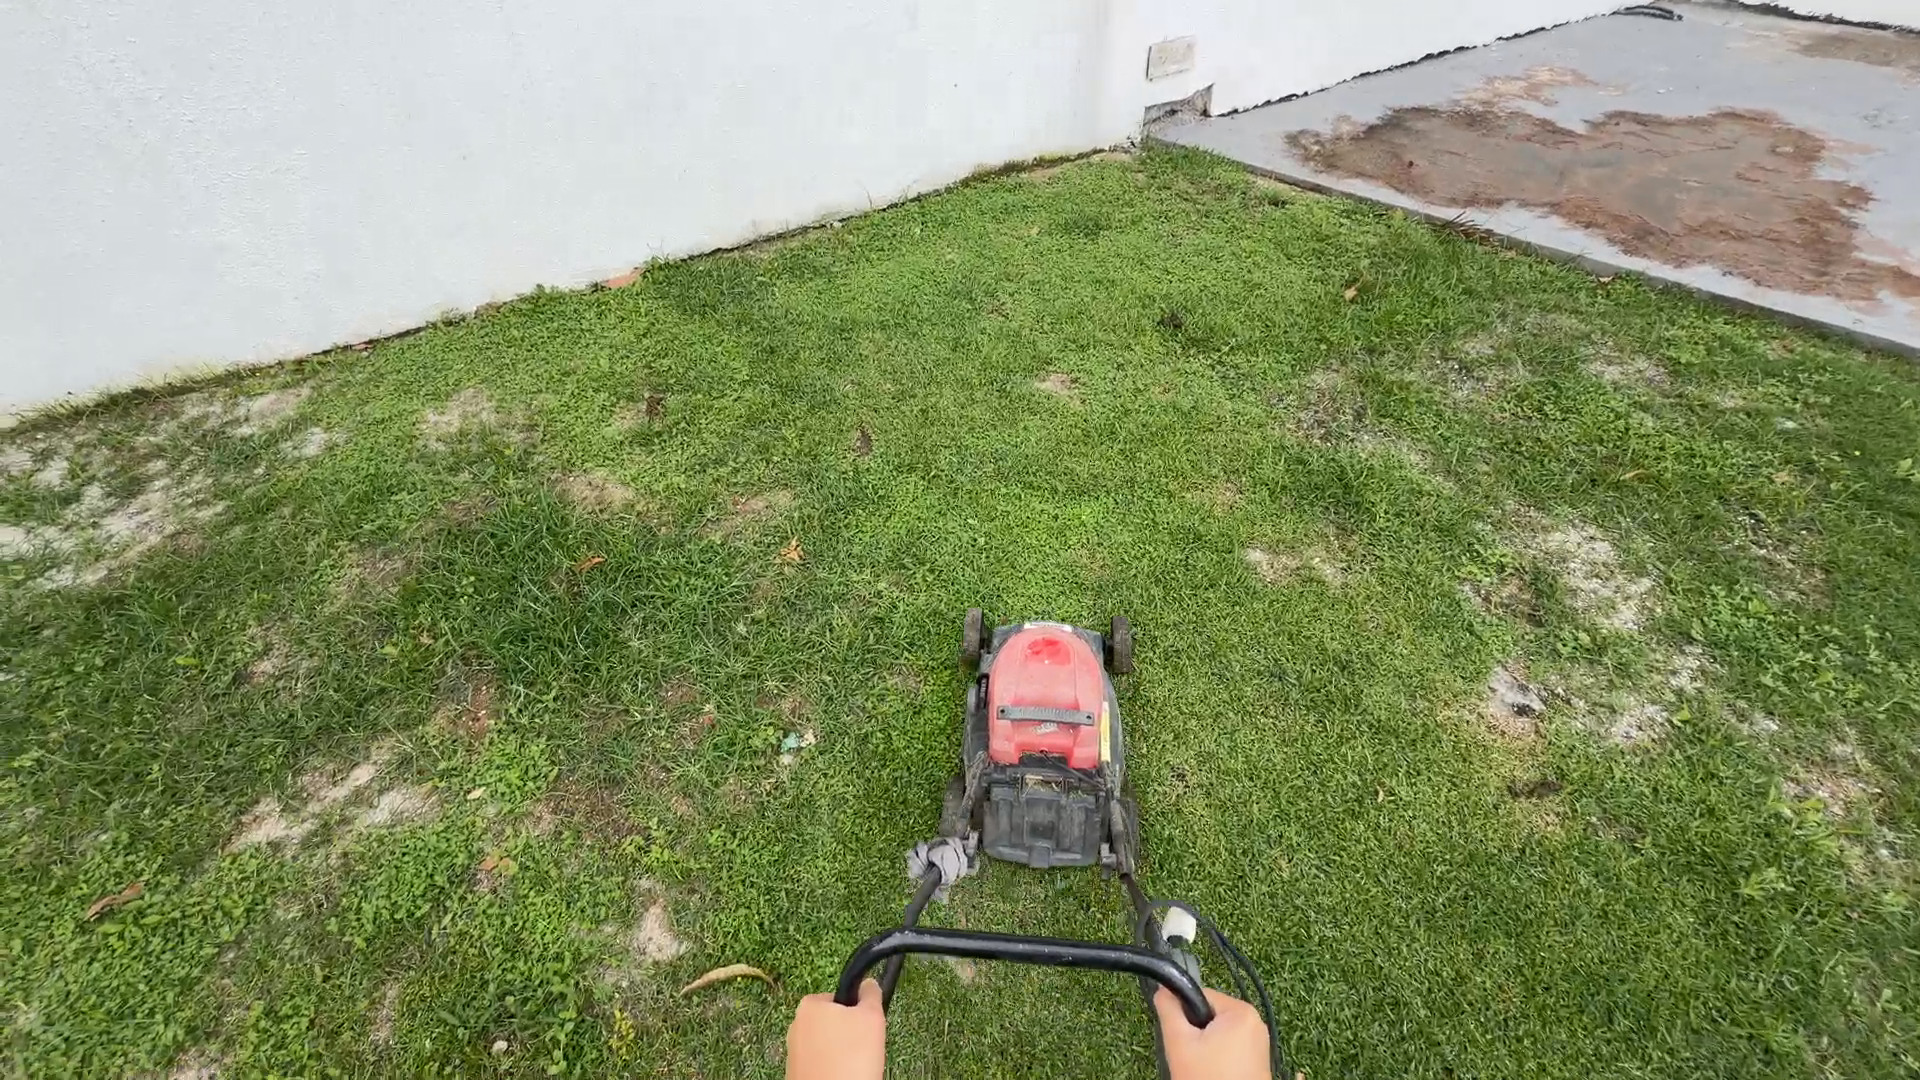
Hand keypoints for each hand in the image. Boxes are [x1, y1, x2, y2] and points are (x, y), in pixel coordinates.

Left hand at [787, 978, 885, 1079]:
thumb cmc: (851, 1057)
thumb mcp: (871, 1016)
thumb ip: (871, 994)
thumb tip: (868, 984)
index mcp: (808, 1005)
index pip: (839, 999)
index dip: (856, 1012)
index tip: (866, 1028)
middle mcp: (795, 1027)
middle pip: (833, 1023)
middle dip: (849, 1035)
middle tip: (863, 1049)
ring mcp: (793, 1056)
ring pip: (828, 1048)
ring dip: (842, 1056)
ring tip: (854, 1068)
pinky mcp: (796, 1078)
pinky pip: (821, 1068)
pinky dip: (832, 1072)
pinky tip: (844, 1078)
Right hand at [1155, 986, 1270, 1079]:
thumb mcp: (1179, 1041)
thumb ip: (1168, 1007)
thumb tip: (1164, 987)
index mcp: (1241, 1011)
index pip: (1200, 996)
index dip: (1185, 1015)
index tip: (1184, 1039)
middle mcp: (1256, 1023)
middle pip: (1209, 1014)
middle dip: (1196, 1033)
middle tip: (1192, 1056)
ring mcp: (1259, 1044)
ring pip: (1217, 1032)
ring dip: (1205, 1046)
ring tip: (1203, 1068)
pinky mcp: (1258, 1061)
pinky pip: (1229, 1047)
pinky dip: (1217, 1058)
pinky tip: (1213, 1074)